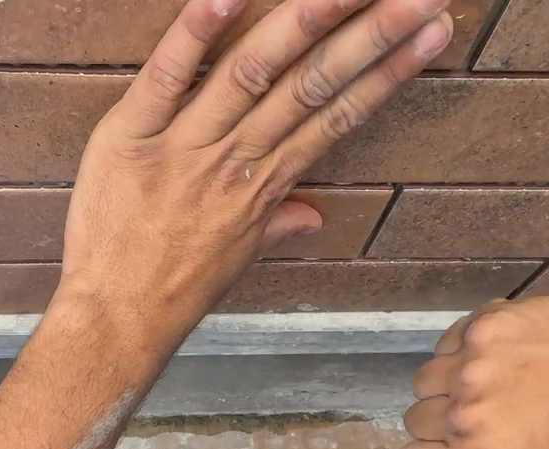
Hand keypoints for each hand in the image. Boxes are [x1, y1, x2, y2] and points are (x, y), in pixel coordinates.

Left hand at [56, 0, 454, 360]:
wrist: (119, 319)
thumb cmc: (175, 290)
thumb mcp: (236, 258)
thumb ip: (276, 224)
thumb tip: (313, 218)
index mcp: (263, 186)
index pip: (336, 118)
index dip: (385, 74)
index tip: (429, 34)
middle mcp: (235, 161)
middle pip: (310, 86)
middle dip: (372, 35)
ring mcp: (184, 147)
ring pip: (251, 73)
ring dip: (304, 19)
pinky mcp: (130, 137)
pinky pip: (167, 77)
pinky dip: (196, 32)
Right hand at [399, 297, 548, 448]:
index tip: (470, 447)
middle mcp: (466, 416)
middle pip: (415, 419)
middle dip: (445, 420)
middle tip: (492, 415)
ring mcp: (474, 368)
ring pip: (425, 380)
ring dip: (450, 383)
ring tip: (495, 386)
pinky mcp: (484, 327)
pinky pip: (446, 343)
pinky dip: (464, 349)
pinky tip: (501, 359)